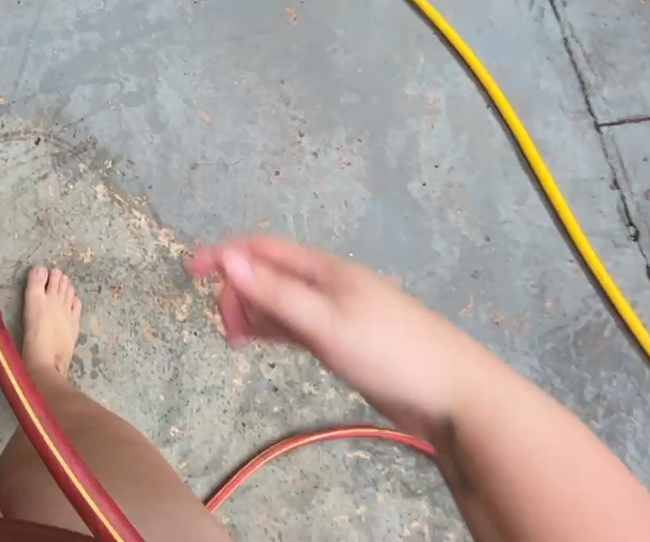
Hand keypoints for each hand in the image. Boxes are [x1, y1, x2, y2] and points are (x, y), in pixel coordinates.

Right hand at [185, 235, 497, 440]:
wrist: (459, 400)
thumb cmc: (391, 352)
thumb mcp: (325, 322)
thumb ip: (274, 292)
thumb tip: (226, 258)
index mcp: (322, 269)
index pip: (260, 248)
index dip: (222, 254)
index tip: (190, 271)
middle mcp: (323, 284)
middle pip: (265, 273)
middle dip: (236, 290)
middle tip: (224, 324)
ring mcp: (332, 311)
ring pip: (276, 300)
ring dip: (250, 311)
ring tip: (233, 337)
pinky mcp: (339, 338)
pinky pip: (291, 323)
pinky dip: (268, 327)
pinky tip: (255, 340)